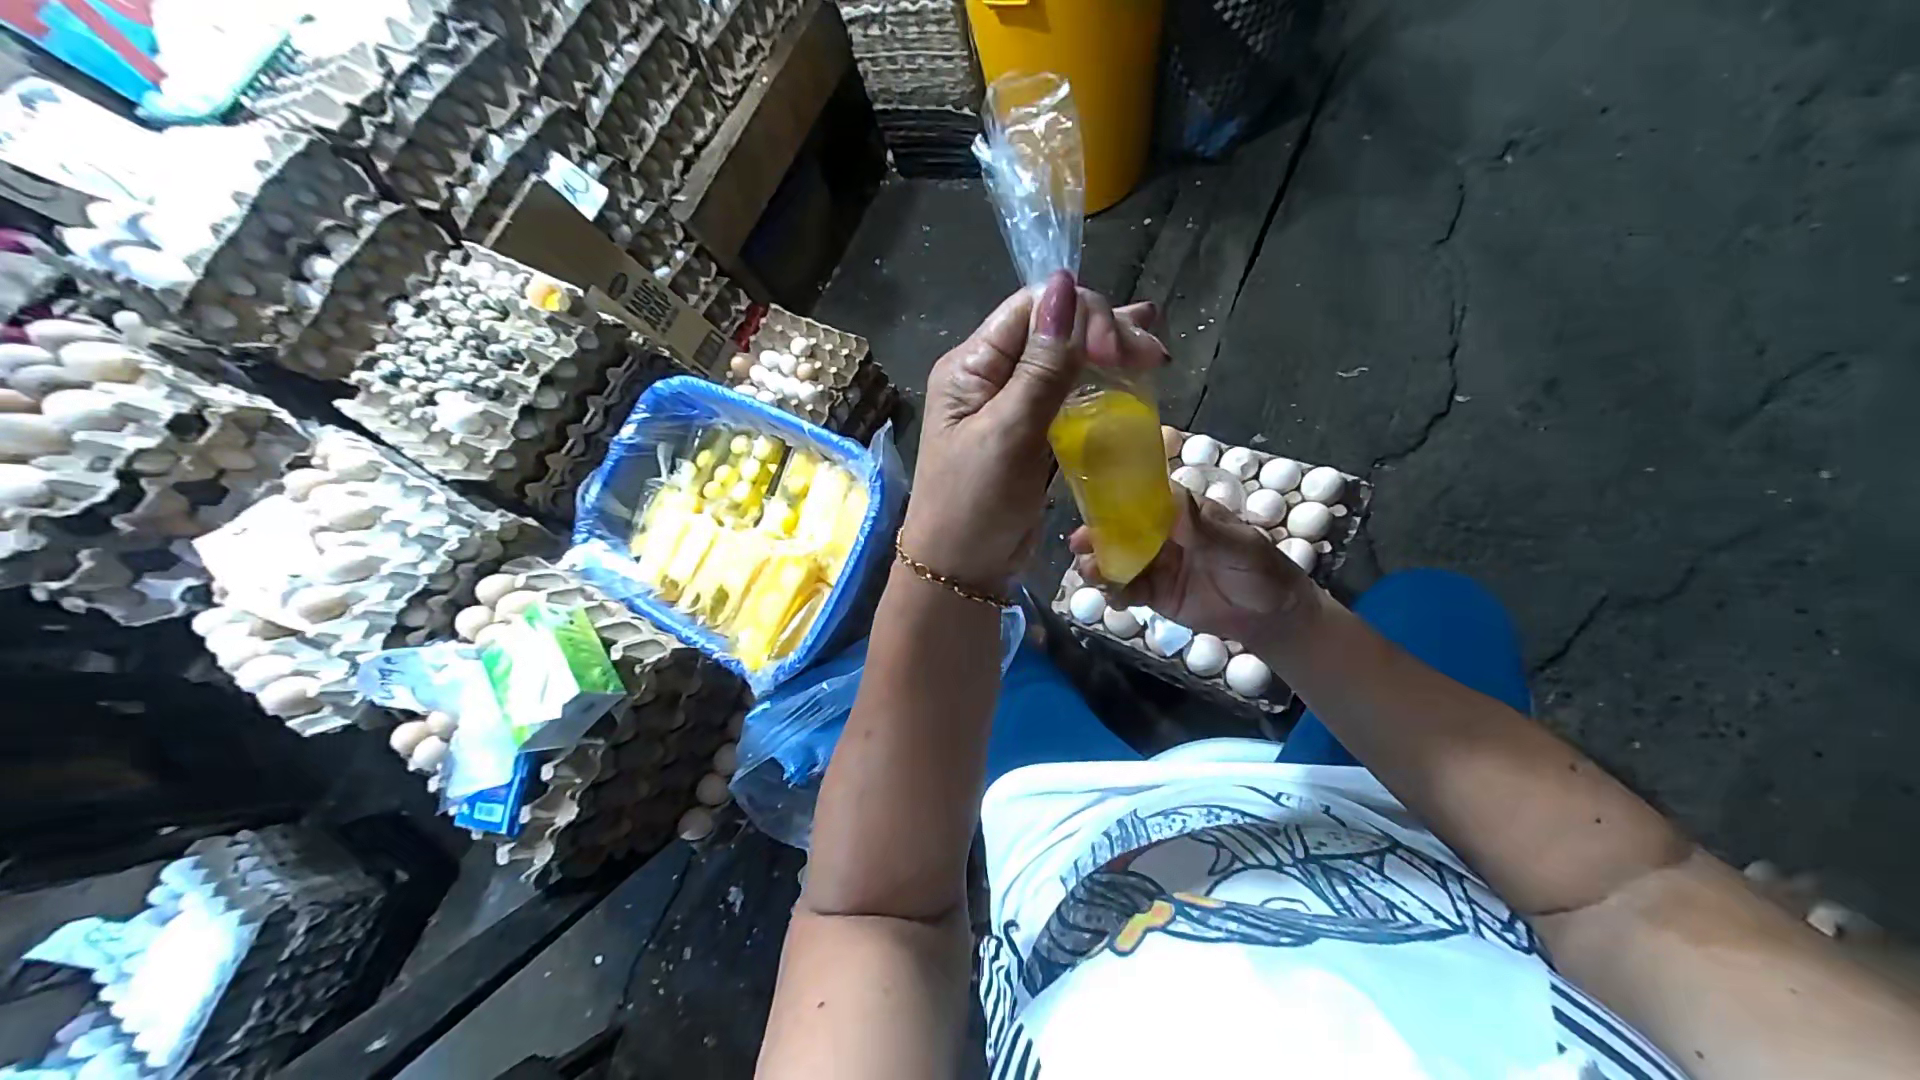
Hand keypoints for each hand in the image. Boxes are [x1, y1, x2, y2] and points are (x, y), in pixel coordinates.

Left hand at [901, 273, 1160, 585]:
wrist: (961, 570)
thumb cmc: (975, 505)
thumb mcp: (1009, 434)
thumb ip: (1041, 367)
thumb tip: (1064, 287)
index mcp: (971, 366)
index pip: (1032, 309)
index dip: (1081, 315)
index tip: (1117, 352)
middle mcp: (990, 376)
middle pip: (1053, 330)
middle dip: (1103, 332)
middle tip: (1152, 356)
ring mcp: (1012, 404)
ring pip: (1065, 361)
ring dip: (1108, 353)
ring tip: (1153, 353)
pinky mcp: (1032, 432)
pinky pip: (1068, 396)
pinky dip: (1100, 386)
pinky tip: (1131, 375)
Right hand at [1071, 487, 1317, 646]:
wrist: (1271, 617)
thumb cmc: (1260, 570)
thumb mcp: (1238, 545)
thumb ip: (1203, 528)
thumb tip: (1175, 501)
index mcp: (1182, 514)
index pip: (1144, 499)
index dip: (1116, 500)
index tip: (1093, 504)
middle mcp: (1162, 536)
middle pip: (1121, 531)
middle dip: (1097, 536)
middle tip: (1079, 545)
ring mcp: (1155, 565)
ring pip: (1118, 561)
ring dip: (1100, 566)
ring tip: (1091, 574)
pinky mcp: (1153, 594)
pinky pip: (1126, 591)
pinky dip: (1114, 594)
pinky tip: (1112, 599)